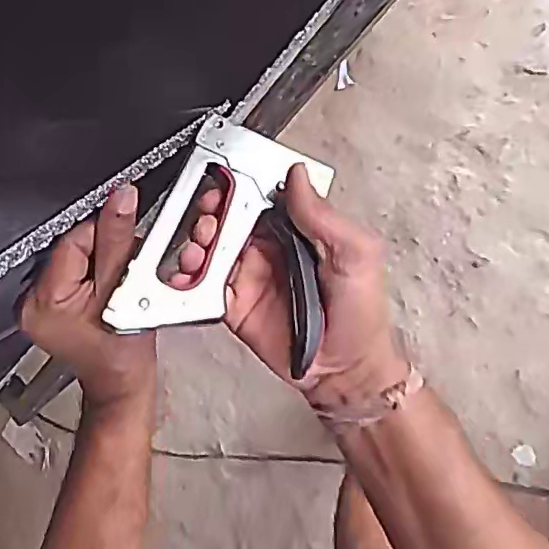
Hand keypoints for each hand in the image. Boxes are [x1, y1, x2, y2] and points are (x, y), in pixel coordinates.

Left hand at [19, 184, 157, 407]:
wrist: (121, 381)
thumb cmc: (123, 352)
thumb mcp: (127, 289)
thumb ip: (119, 240)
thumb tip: (120, 199)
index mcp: (45, 301)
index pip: (72, 240)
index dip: (104, 238)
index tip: (125, 245)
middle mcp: (31, 303)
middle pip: (71, 248)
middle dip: (102, 252)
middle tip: (121, 275)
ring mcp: (35, 306)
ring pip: (73, 260)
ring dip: (99, 263)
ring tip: (113, 288)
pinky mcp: (45, 307)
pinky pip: (70, 274)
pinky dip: (91, 275)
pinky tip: (103, 292)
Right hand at [171, 164, 406, 412]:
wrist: (346, 371)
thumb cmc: (361, 316)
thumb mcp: (356, 255)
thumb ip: (323, 216)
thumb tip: (298, 178)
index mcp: (297, 231)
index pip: (259, 198)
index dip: (237, 189)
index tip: (224, 186)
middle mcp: (269, 249)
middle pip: (227, 220)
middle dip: (209, 214)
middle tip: (207, 220)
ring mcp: (248, 276)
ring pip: (209, 249)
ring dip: (195, 244)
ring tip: (197, 251)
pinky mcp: (233, 303)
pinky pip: (201, 286)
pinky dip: (186, 278)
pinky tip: (186, 275)